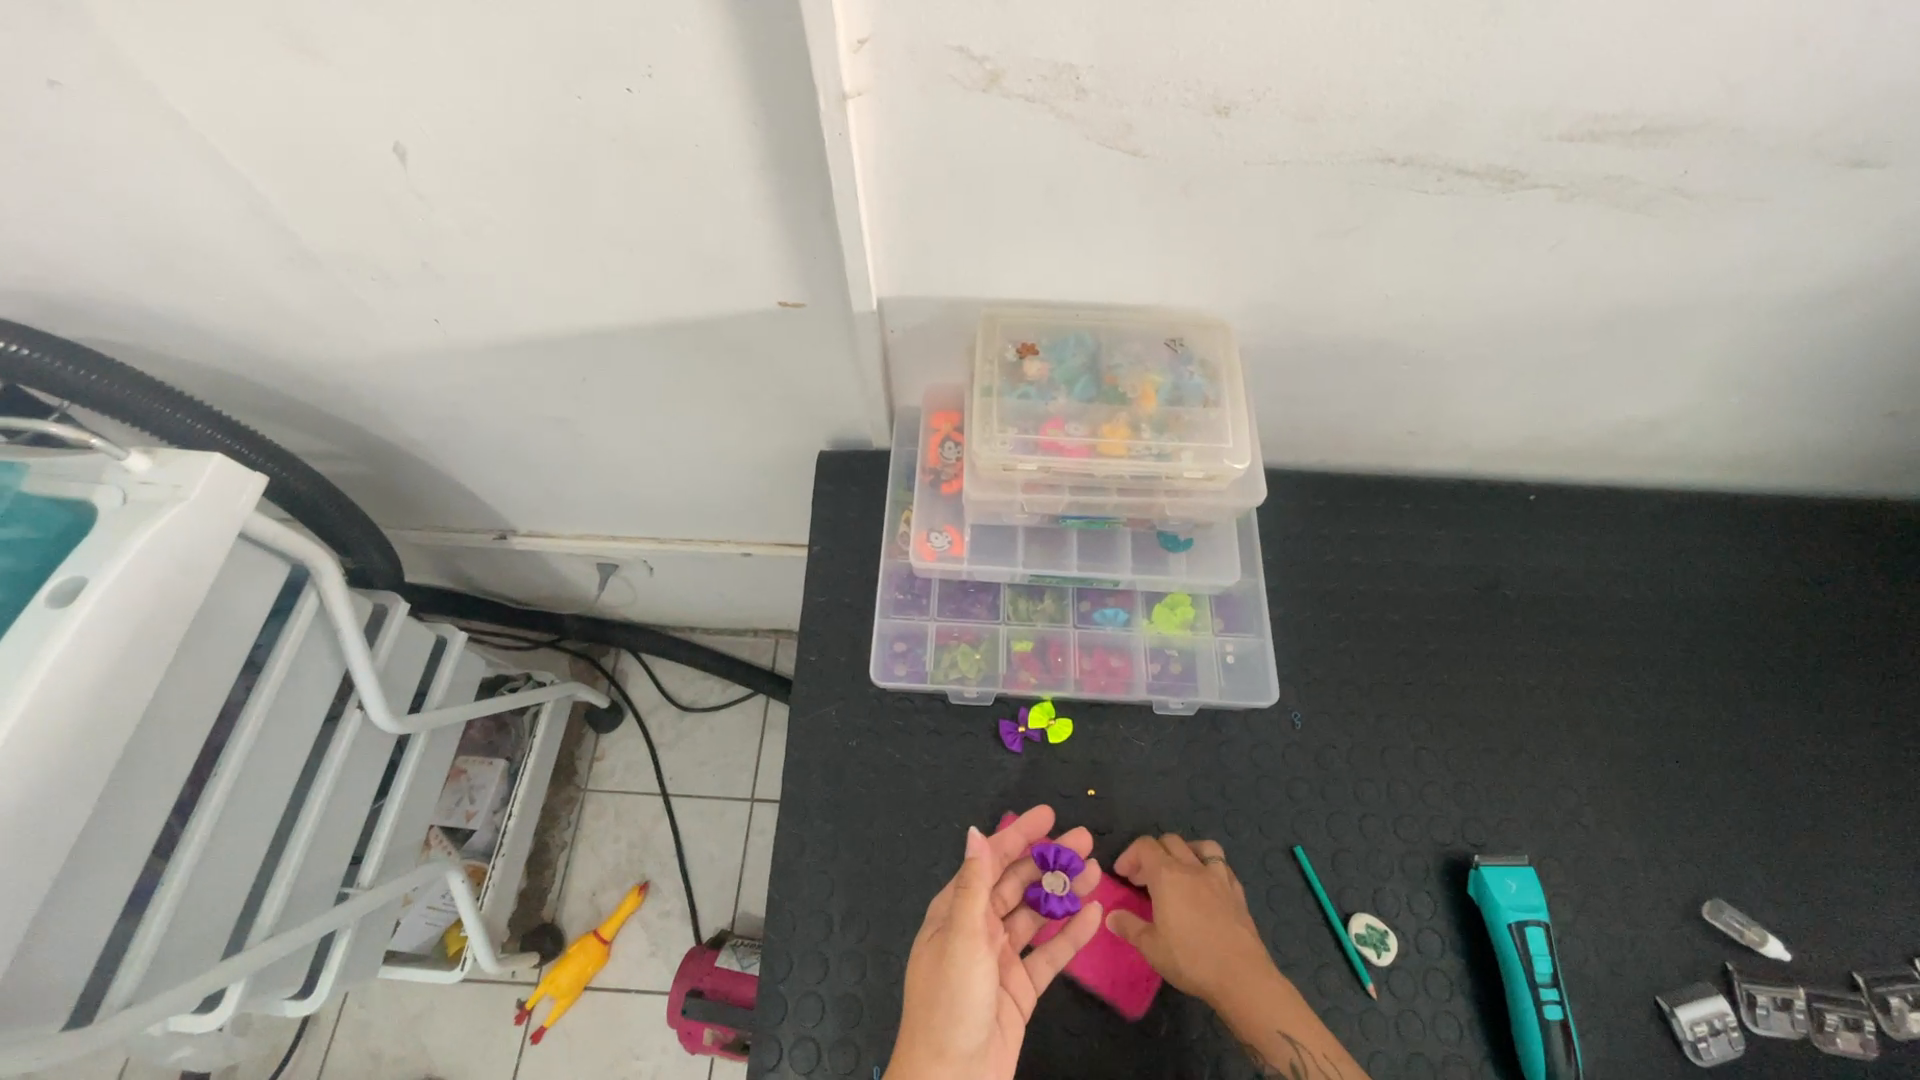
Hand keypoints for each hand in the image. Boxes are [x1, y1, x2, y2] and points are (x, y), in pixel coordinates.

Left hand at [886, 806, 1103, 1079]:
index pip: (990, 862)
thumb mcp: (961, 938)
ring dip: (1064, 892)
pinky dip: (1070, 934)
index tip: (1049, 814)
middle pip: (1017, 884)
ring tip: (1096, 870)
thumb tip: (975, 832)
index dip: (1018, 835)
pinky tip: (1094, 914)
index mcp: (955, 912)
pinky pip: (1050, 954)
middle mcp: (978, 929)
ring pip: (1036, 915)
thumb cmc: (949, 1002)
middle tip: (1085, 839)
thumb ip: (974, 885)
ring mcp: (1001, 959)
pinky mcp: (1022, 988)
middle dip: (1048, 860)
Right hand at [1104, 834, 1279, 1007]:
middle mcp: (1193, 868)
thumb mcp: (1151, 947)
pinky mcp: (1237, 893)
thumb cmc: (1191, 960)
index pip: (1145, 846)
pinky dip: (1209, 868)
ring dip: (1184, 852)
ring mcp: (1219, 878)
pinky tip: (1206, 888)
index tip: (1122, 876)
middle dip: (1152, 854)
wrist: (1242, 977)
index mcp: (1168, 876)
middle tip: (1143, 880)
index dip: (1129, 856)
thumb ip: (1129, 927)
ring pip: (1201, 846)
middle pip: (1170, 841)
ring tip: (1177, 872)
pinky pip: (1222, 866)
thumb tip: (1111, 916)